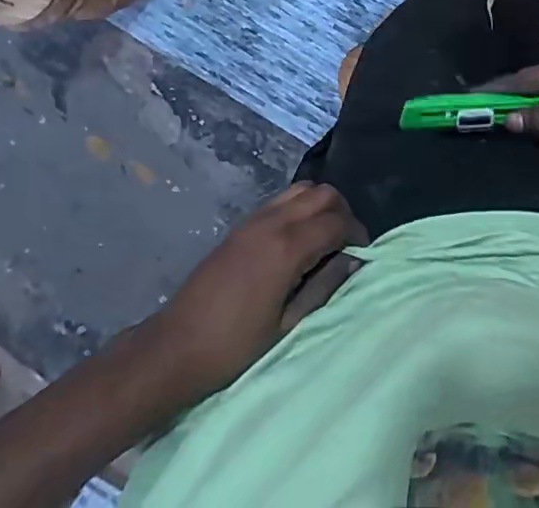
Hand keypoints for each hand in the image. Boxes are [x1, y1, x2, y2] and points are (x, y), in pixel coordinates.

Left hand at [154, 182, 366, 400]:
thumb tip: (353, 261)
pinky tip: (300, 236)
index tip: (363, 253)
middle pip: (323, 194)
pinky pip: (282, 199)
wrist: (174, 348)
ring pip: (303, 189)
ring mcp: (254, 220)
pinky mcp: (241, 226)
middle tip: (348, 242)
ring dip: (322, 205)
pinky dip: (301, 206)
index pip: (337, 222)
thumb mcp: (288, 324)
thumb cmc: (234, 345)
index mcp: (287, 248)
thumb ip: (324, 286)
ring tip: (326, 236)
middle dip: (344, 213)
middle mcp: (273, 223)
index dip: (357, 234)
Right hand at [480, 61, 538, 172]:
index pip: (521, 78)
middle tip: (483, 104)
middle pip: (532, 78)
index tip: (473, 96)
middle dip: (508, 91)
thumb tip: (508, 118)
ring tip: (502, 109)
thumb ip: (538, 121)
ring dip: (525, 97)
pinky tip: (533, 111)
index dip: (496, 88)